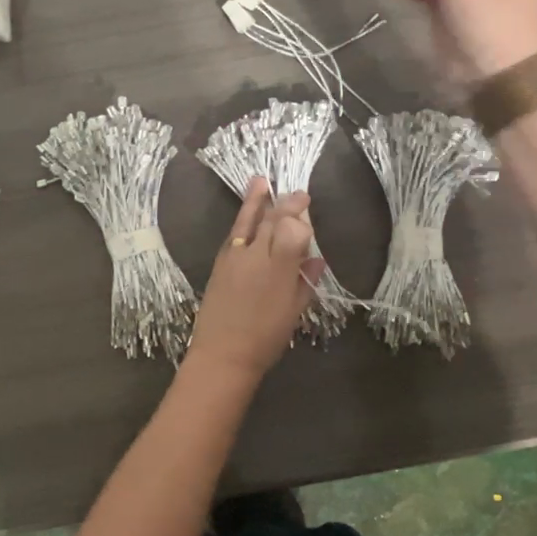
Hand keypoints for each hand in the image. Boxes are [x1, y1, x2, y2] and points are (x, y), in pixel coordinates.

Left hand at [186, 178, 325, 379]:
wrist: (223, 353)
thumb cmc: (265, 339)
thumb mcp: (294, 312)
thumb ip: (305, 281)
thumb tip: (316, 258)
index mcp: (281, 270)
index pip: (294, 230)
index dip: (302, 219)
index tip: (308, 213)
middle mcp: (258, 256)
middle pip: (273, 221)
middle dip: (287, 204)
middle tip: (299, 192)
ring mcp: (236, 256)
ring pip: (249, 221)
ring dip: (256, 200)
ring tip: (262, 181)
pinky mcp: (220, 261)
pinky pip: (234, 233)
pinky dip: (241, 218)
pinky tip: (246, 210)